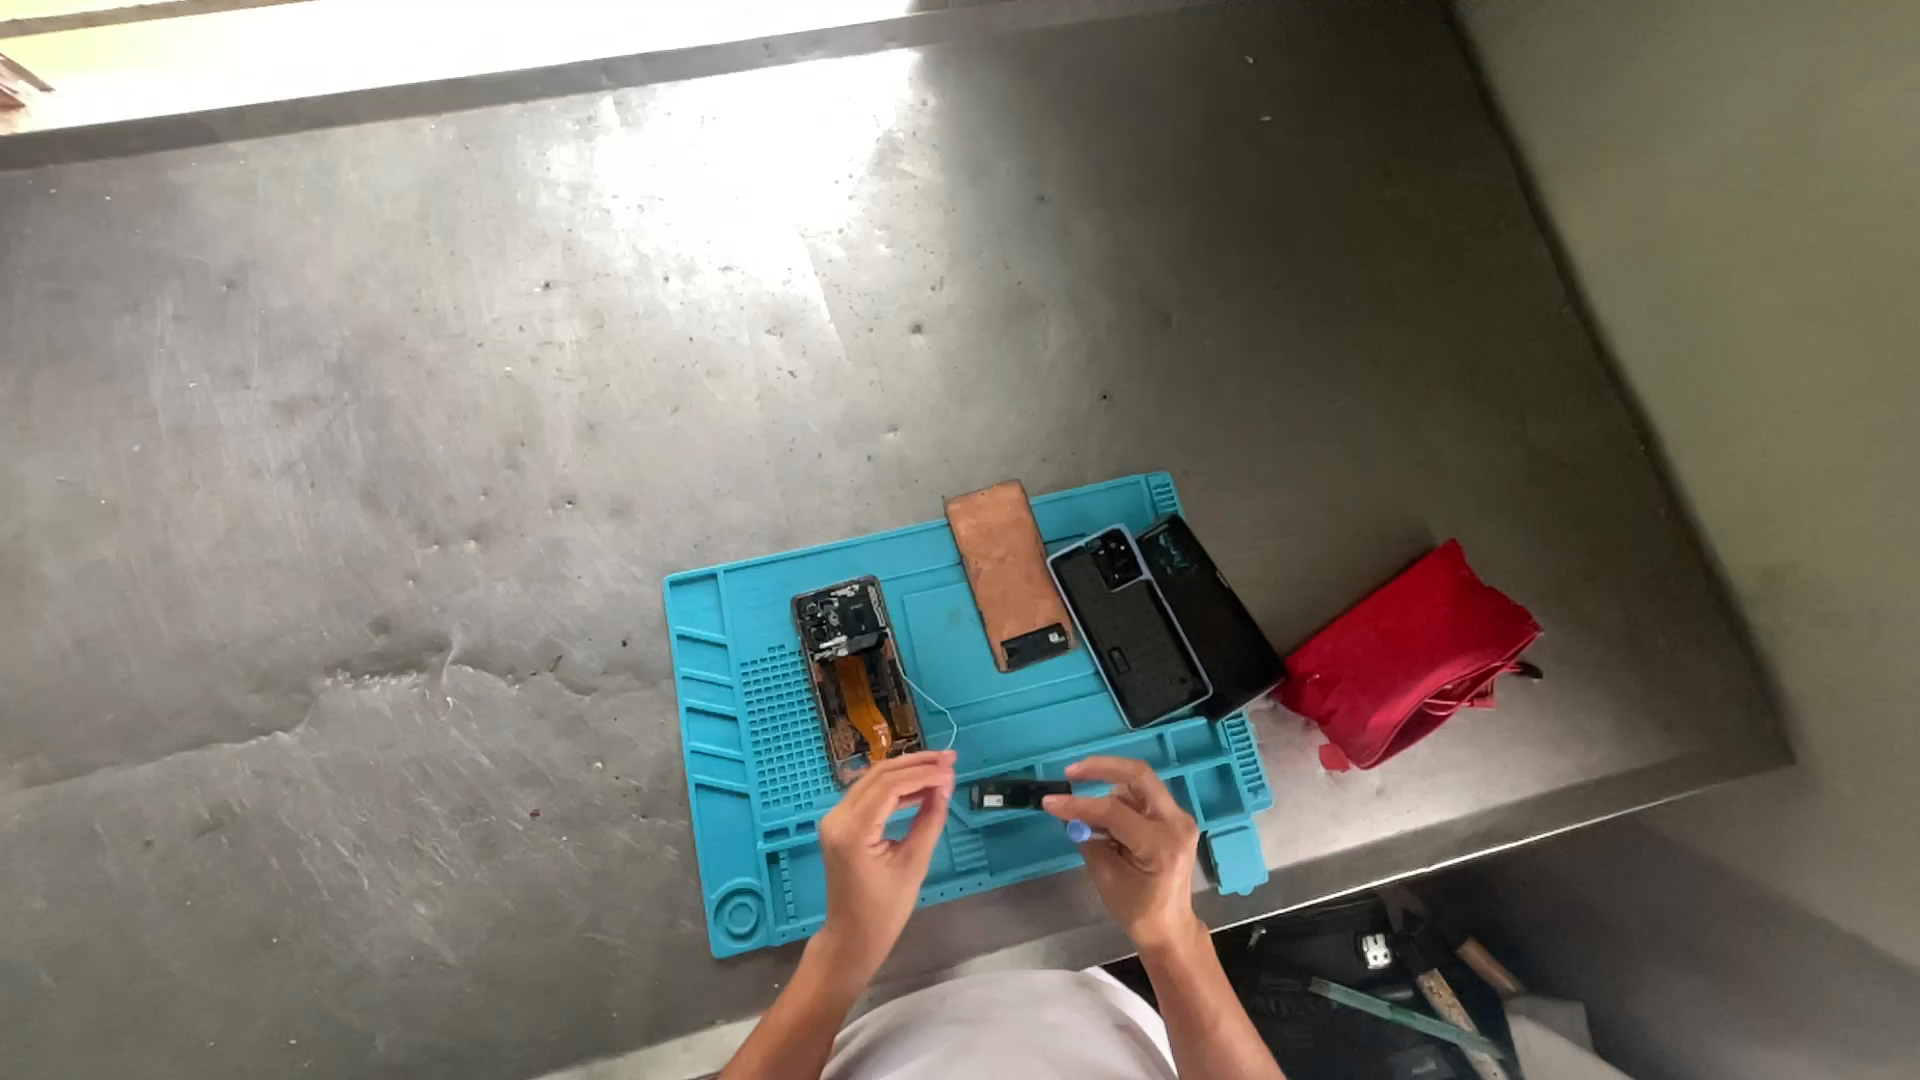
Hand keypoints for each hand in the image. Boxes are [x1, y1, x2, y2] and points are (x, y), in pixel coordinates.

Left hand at [815, 749, 955, 978]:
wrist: (851, 939)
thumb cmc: (883, 912)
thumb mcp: (914, 865)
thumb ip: (930, 820)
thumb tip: (945, 786)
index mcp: (853, 831)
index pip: (890, 786)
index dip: (923, 773)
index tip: (952, 770)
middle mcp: (838, 817)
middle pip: (880, 775)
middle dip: (917, 764)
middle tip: (950, 759)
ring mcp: (835, 818)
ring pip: (874, 779)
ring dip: (908, 771)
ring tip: (941, 768)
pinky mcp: (841, 822)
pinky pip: (869, 793)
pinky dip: (896, 787)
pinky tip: (921, 787)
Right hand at [1042, 756, 1202, 952]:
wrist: (1170, 927)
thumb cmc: (1138, 910)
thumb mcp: (1105, 876)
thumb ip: (1088, 838)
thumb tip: (1069, 812)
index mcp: (1160, 846)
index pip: (1114, 812)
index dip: (1078, 805)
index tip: (1050, 802)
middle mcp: (1176, 823)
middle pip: (1139, 774)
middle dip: (1101, 767)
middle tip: (1071, 772)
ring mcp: (1178, 817)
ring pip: (1137, 783)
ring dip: (1108, 789)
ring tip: (1088, 817)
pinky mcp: (1173, 816)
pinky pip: (1141, 794)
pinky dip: (1118, 799)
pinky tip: (1105, 820)